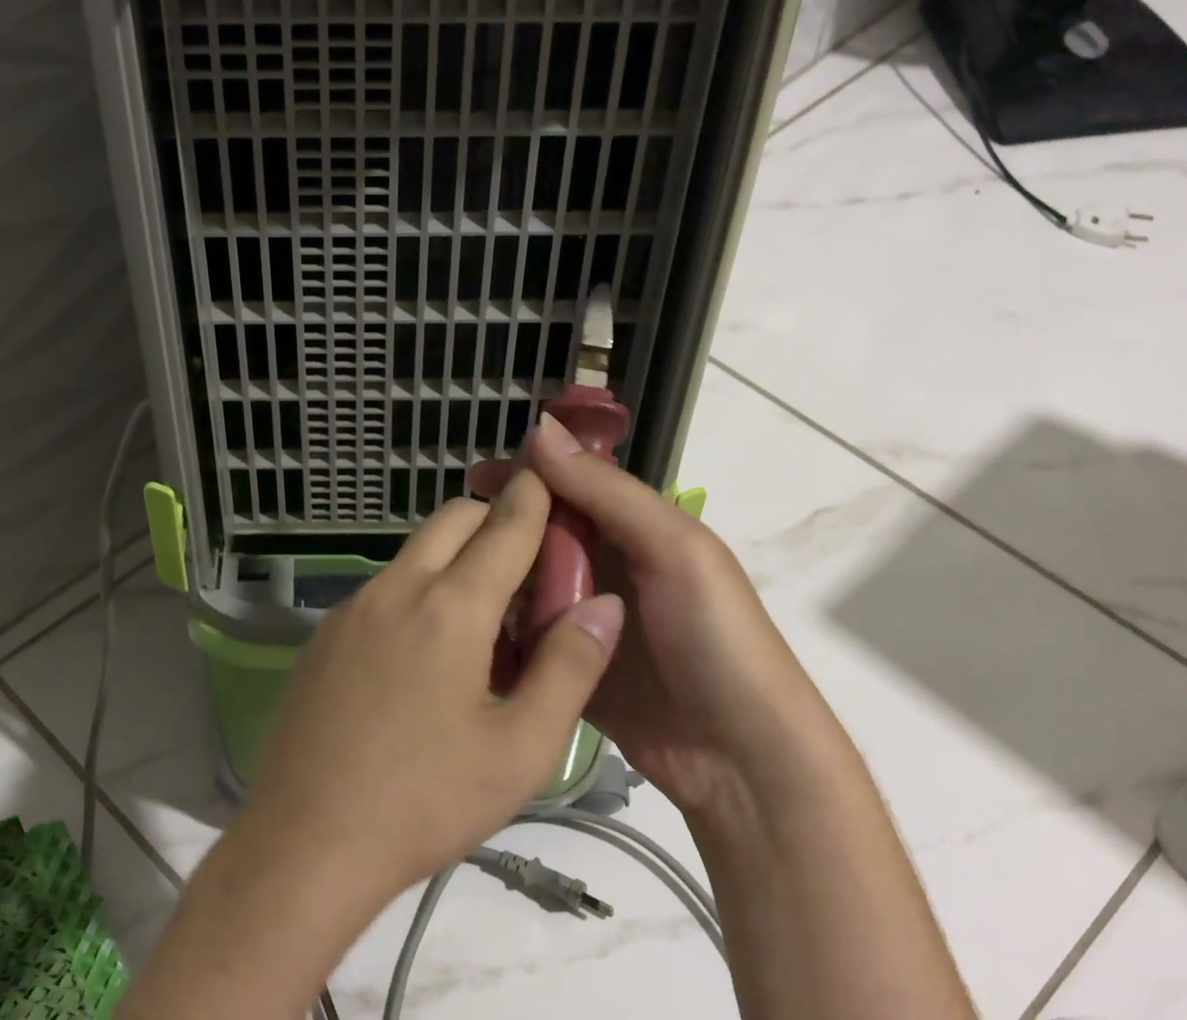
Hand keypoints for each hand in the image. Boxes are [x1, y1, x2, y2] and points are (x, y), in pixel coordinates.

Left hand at [240, 467, 626, 893]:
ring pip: (413, 555)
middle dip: (494, 519)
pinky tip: (429, 655)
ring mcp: (349, 611)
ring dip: (454, 560)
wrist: (307, 842)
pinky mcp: (322, 638)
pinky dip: (418, 593)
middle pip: (451, 520)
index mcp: (450, 608)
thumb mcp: (521, 748)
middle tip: (530, 561)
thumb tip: (604, 603)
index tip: (553, 475)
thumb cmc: (425, 801)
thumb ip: (570, 667)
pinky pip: (382, 592)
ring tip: (487, 618)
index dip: (535, 498)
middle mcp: (395, 590)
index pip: (505, 527)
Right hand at [471, 417, 837, 815]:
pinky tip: (460, 633)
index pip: (572, 487)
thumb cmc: (716, 639)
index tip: (473, 479)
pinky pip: (526, 643)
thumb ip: (607, 493)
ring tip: (445, 586)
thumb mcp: (673, 550)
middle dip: (499, 532)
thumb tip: (539, 428)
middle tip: (449, 542)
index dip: (526, 477)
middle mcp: (609, 570)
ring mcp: (587, 624)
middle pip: (542, 538)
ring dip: (493, 582)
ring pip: (527, 589)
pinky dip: (499, 634)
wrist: (742, 758)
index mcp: (638, 532)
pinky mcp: (571, 671)